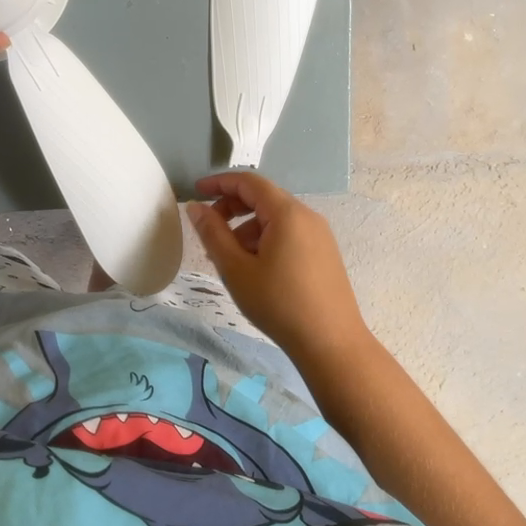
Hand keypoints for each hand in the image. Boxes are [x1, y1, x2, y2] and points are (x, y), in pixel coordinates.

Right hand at [186, 171, 370, 356]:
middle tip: (208, 229)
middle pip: (263, 197)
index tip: (195, 192)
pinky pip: (288, 233)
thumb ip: (213, 233)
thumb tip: (195, 207)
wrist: (330, 344)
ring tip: (228, 259)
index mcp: (287, 213)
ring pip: (275, 218)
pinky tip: (254, 268)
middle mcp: (307, 216)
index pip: (249, 182)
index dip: (219, 183)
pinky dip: (265, 239)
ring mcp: (319, 235)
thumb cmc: (278, 303)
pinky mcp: (323, 253)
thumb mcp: (235, 268)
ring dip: (246, 227)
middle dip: (231, 207)